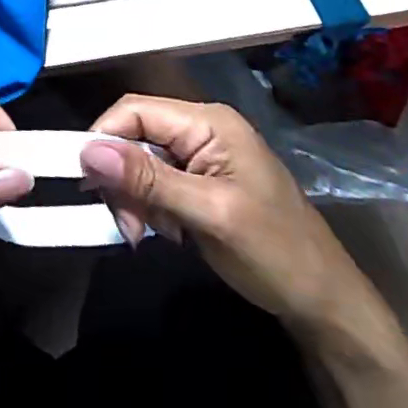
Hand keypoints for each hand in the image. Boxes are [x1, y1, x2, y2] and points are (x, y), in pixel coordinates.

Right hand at [80, 94, 368, 328]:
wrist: (321, 296)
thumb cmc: (274, 249)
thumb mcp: (209, 214)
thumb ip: (149, 180)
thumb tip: (89, 151)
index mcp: (208, 122)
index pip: (136, 111)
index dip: (104, 139)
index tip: (86, 184)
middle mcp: (201, 130)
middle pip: (135, 137)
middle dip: (122, 179)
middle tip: (129, 225)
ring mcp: (201, 156)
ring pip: (141, 163)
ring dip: (136, 199)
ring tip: (150, 235)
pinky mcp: (200, 182)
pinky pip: (156, 184)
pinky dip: (150, 209)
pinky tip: (166, 234)